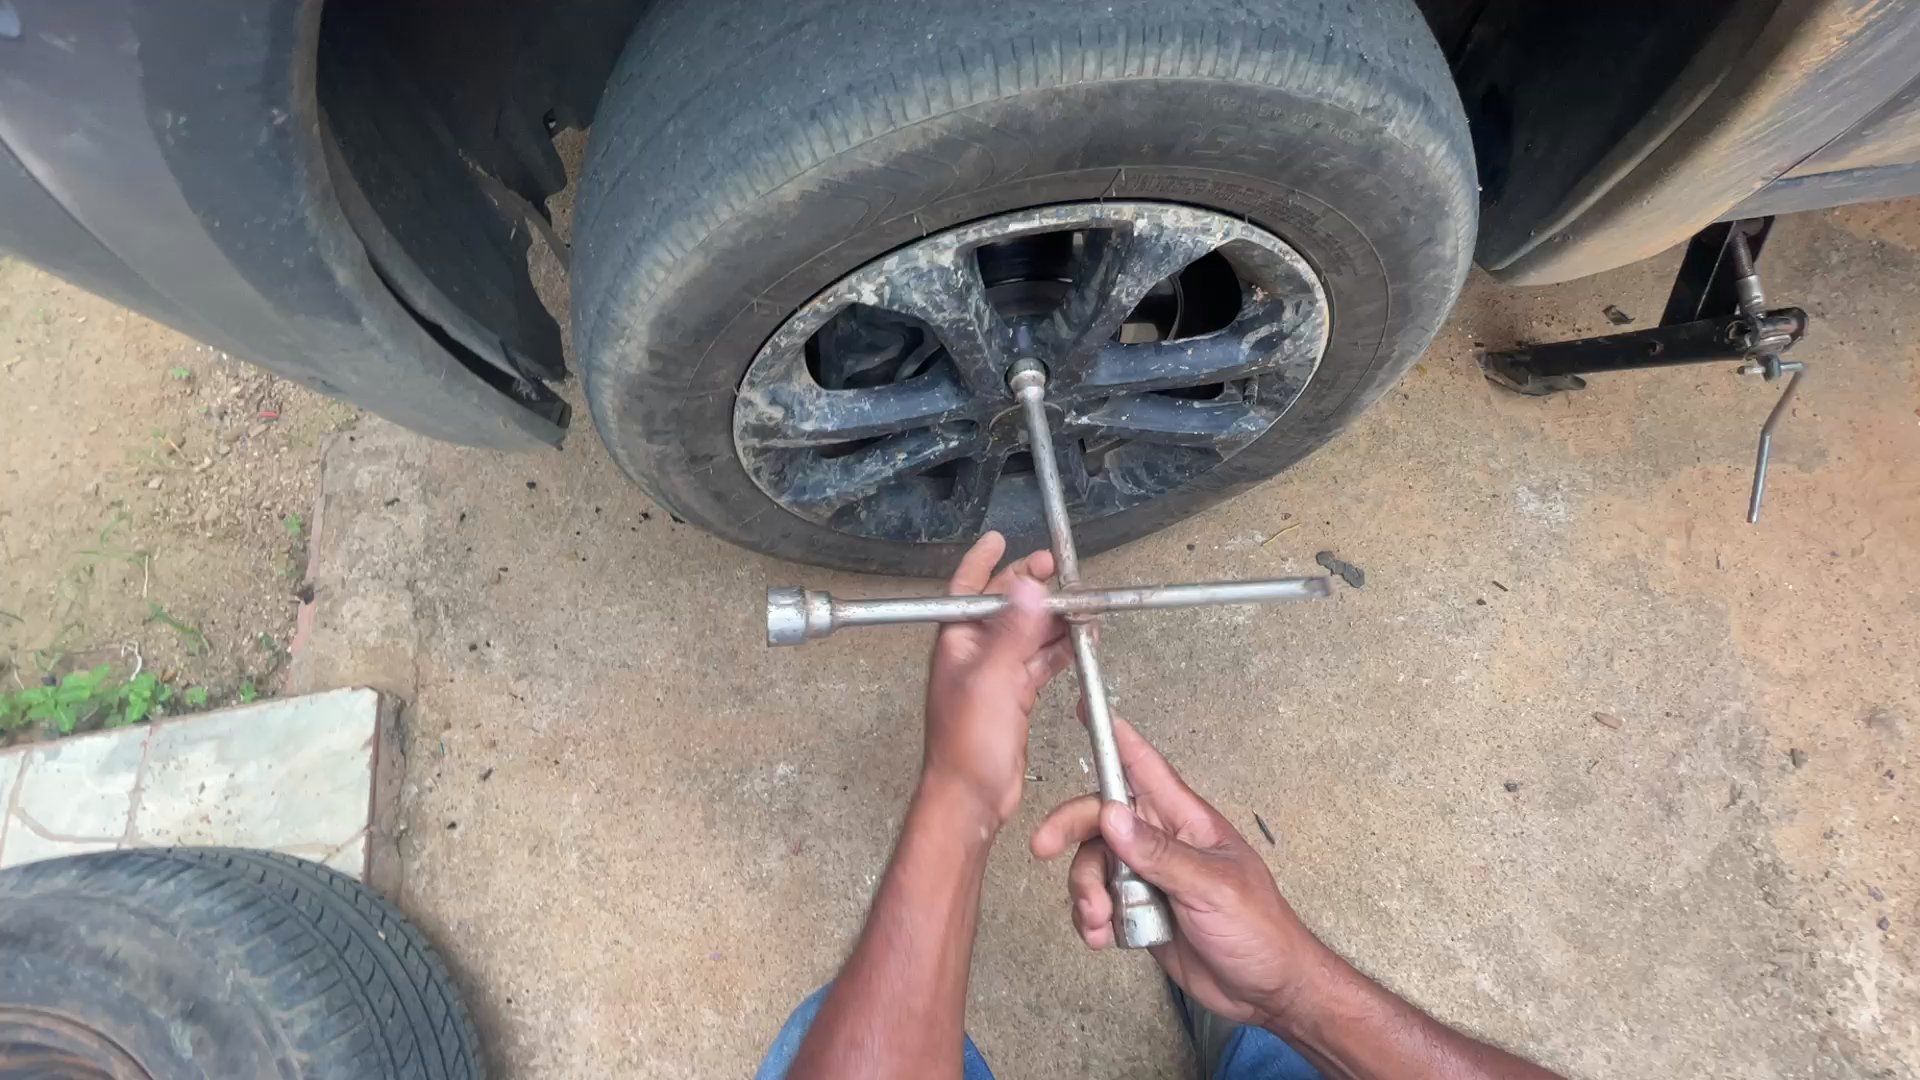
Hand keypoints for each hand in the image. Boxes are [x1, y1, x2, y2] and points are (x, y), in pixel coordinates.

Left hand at [921, 531, 1072, 828]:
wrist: (970, 796)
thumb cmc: (965, 744)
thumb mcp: (991, 679)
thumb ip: (1013, 633)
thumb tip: (1029, 587)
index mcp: (957, 640)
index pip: (968, 588)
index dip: (983, 562)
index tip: (1000, 539)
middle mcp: (974, 652)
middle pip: (1006, 607)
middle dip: (1032, 587)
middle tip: (1060, 572)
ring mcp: (995, 674)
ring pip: (1028, 634)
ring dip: (1053, 619)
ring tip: (1081, 605)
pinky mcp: (1014, 695)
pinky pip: (1040, 662)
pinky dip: (1059, 650)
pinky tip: (1079, 641)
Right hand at [1029, 711, 1335, 1032]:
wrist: (1268, 991)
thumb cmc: (1259, 928)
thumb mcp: (1212, 887)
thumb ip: (1159, 853)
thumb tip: (1110, 814)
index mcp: (1182, 818)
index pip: (1142, 765)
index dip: (1114, 736)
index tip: (1084, 707)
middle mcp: (1159, 838)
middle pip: (1100, 815)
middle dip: (1069, 829)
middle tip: (1043, 847)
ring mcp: (1146, 874)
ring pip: (1092, 862)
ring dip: (1085, 890)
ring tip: (1097, 920)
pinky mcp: (1137, 907)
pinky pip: (1097, 900)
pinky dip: (1091, 917)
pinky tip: (1102, 936)